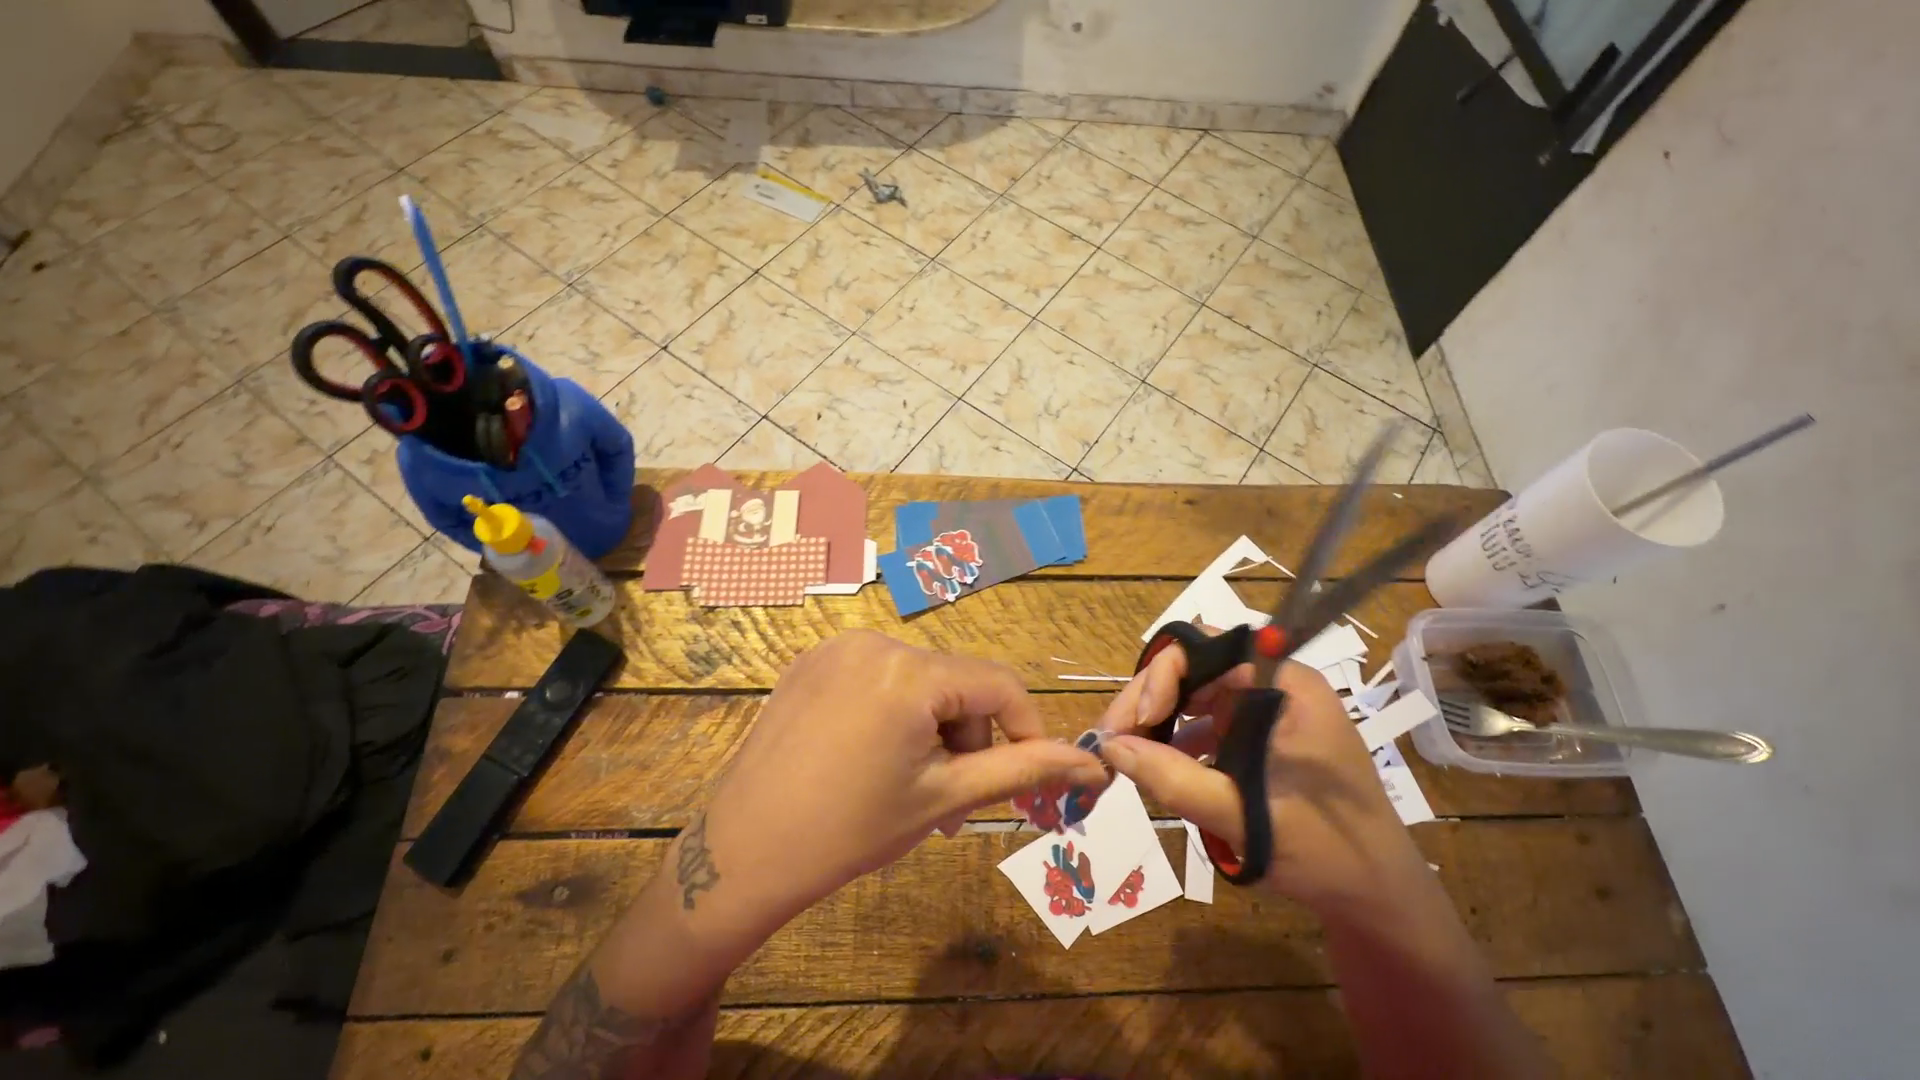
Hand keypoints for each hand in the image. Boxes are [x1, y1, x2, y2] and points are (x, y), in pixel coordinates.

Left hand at [694, 631, 1107, 928]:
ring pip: (917, 680)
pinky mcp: (808, 664)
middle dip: (969, 739)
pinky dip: (893, 713)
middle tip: (955, 804)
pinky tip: (871, 761)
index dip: (1027, 731)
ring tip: (912, 789)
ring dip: (932, 729)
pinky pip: (875, 678)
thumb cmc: (851, 830)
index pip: (1000, 685)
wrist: (742, 852)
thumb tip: (1092, 766)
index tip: (1028, 778)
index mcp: (910, 670)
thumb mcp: (946, 798)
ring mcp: (834, 648)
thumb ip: (1023, 770)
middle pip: (956, 682)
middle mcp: (873, 642)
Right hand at [1093, 631, 1423, 913]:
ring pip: (1198, 697)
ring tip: (1128, 756)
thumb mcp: (1239, 814)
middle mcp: (1278, 687)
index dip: (1162, 676)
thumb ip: (1172, 779)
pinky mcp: (1264, 740)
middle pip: (1197, 670)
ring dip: (1159, 720)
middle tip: (1114, 741)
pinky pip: (1210, 724)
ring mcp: (1271, 714)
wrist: (1376, 896)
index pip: (1207, 648)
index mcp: (1285, 686)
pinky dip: (1180, 741)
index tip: (1134, 724)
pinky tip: (1159, 769)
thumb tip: (1109, 746)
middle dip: (1150, 701)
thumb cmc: (1322, 850)